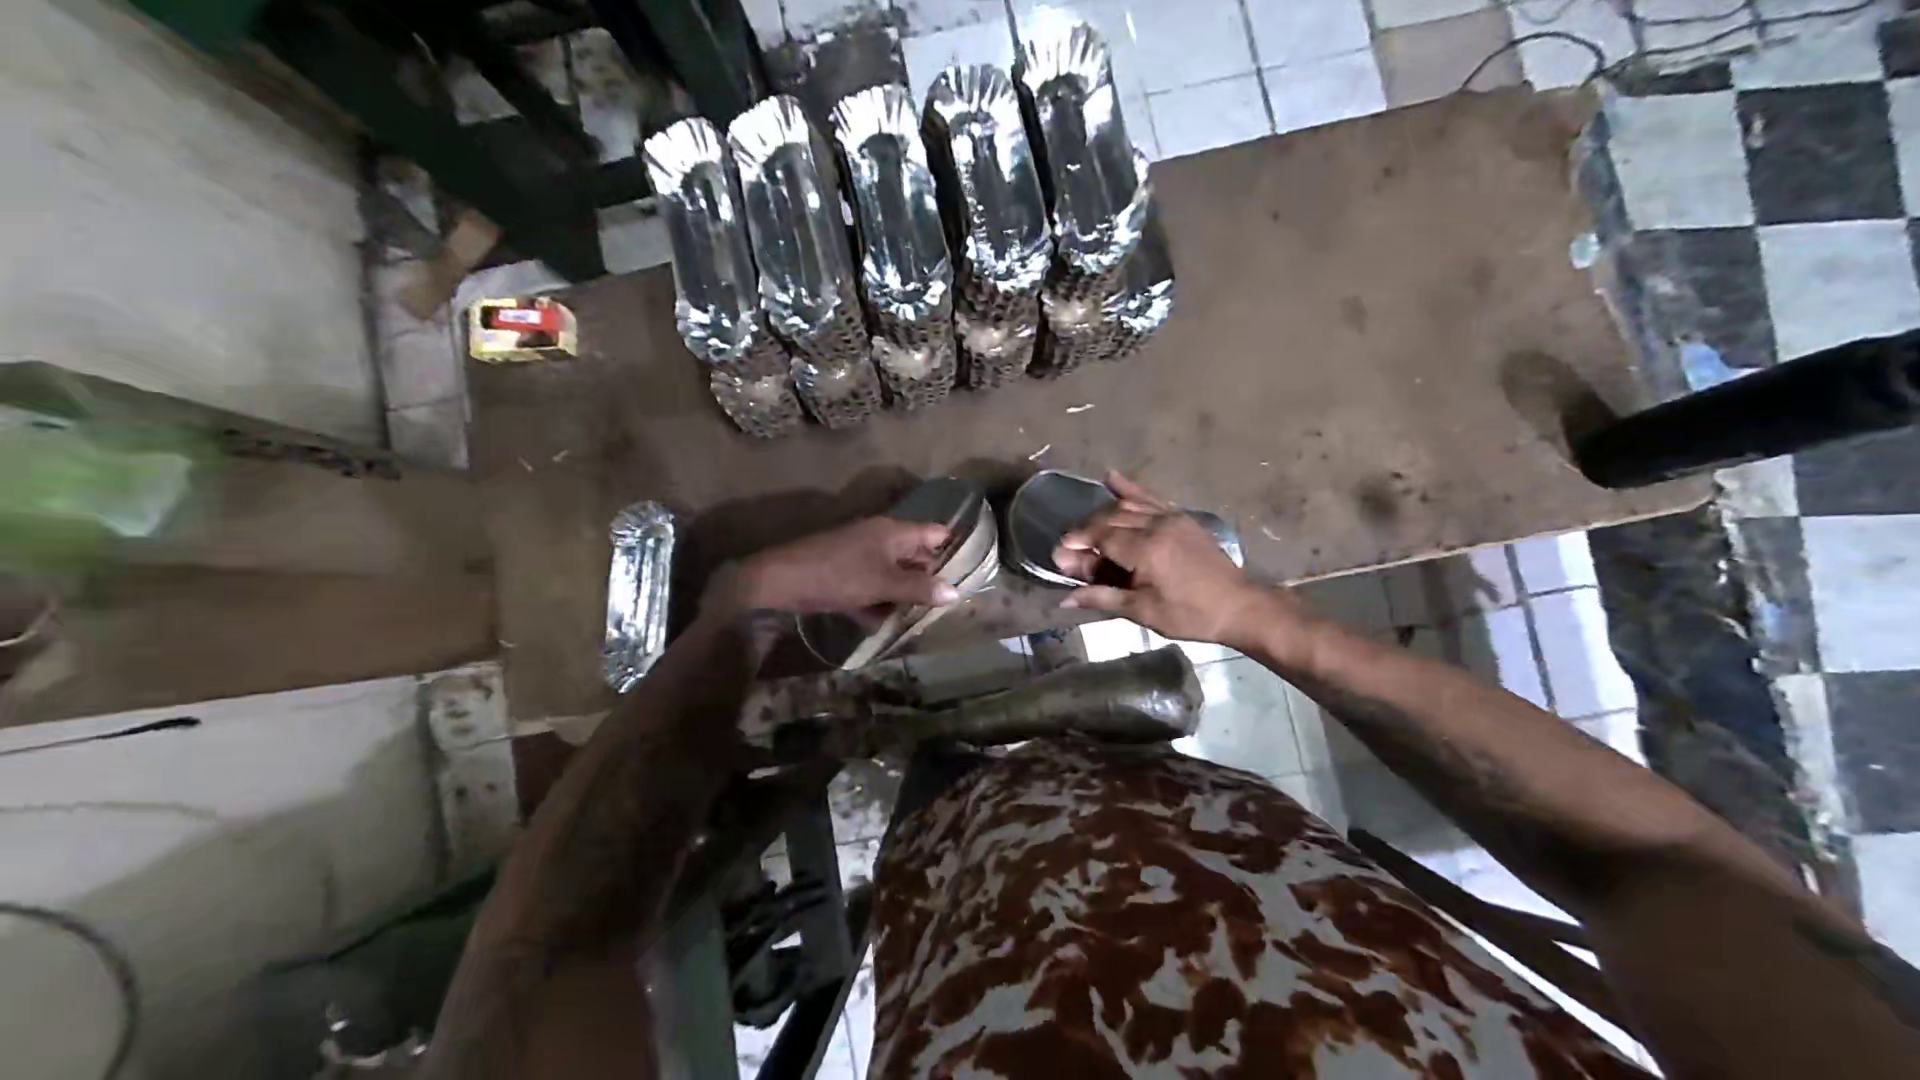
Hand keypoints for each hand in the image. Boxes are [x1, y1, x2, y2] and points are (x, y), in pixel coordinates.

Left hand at [706, 517, 957, 617]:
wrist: (779, 580)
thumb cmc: (837, 575)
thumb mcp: (883, 584)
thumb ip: (919, 588)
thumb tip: (956, 593)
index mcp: (893, 531)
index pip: (934, 533)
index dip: (951, 550)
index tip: (965, 575)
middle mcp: (880, 538)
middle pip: (915, 556)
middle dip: (926, 580)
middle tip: (940, 607)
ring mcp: (860, 554)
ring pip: (892, 573)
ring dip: (901, 595)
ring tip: (912, 619)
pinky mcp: (844, 572)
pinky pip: (871, 585)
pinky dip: (876, 601)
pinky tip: (877, 621)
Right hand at [1052, 472, 1310, 653]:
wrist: (1239, 606)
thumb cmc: (1190, 614)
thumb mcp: (1143, 610)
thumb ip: (1102, 597)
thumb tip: (1065, 599)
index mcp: (1146, 549)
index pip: (1100, 537)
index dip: (1076, 544)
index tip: (1058, 555)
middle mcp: (1156, 525)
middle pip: (1109, 519)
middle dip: (1084, 531)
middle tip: (1069, 550)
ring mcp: (1171, 517)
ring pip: (1126, 505)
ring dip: (1101, 514)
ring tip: (1084, 528)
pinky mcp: (1181, 518)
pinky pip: (1150, 497)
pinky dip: (1129, 488)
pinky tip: (1111, 476)